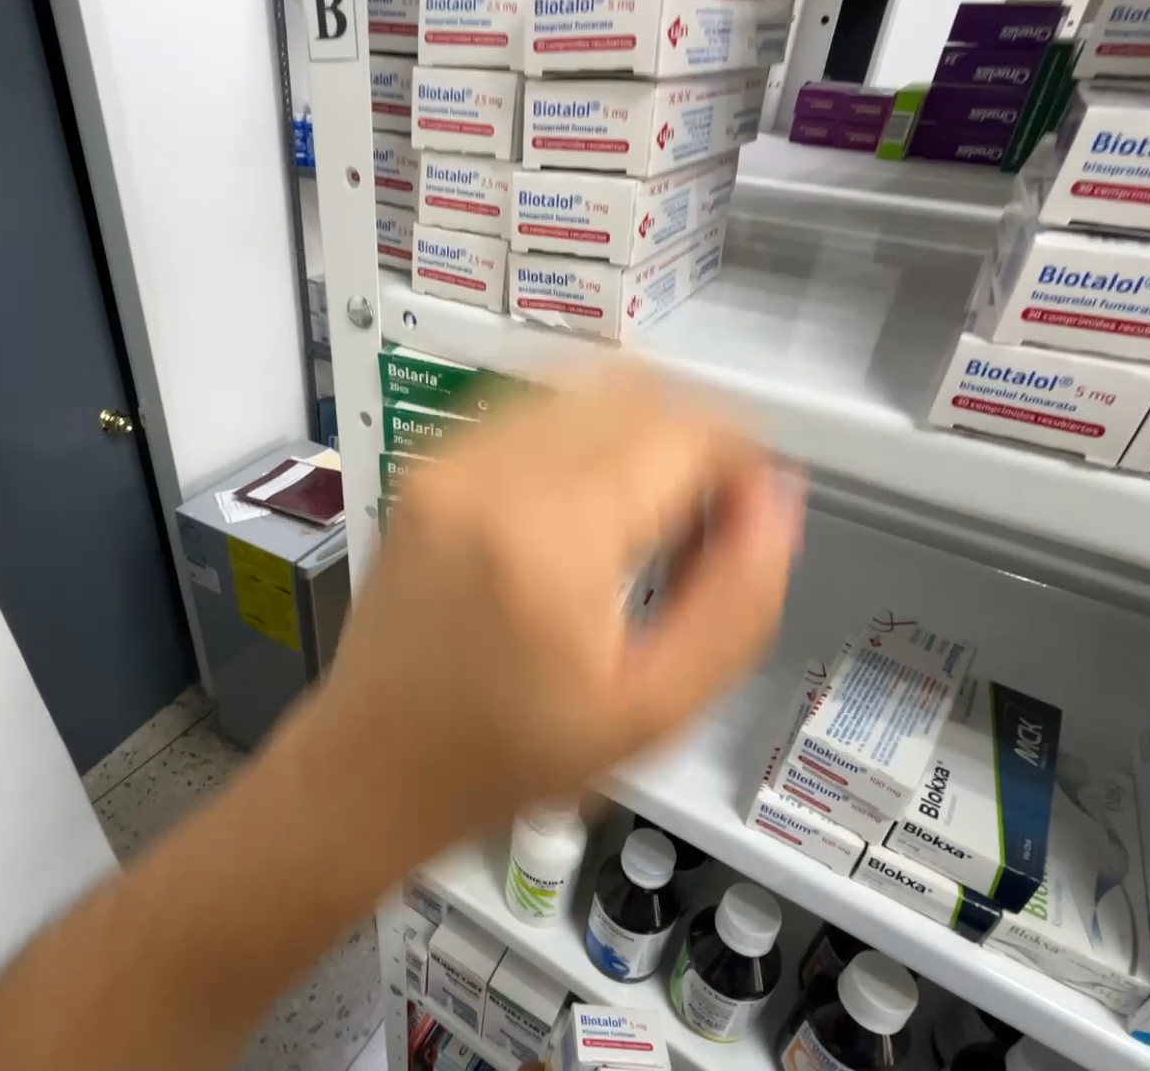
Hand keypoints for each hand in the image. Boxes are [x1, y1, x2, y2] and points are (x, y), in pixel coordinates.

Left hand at [305, 363, 804, 842]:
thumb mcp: (652, 710)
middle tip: (699, 523)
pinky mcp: (424, 468)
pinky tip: (581, 505)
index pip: (686, 433)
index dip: (741, 464)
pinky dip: (577, 437)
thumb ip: (736, 604)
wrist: (375, 760)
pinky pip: (525, 411)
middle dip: (693, 443)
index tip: (742, 522)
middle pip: (637, 393)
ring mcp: (446, 462)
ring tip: (641, 517)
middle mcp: (490, 475)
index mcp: (552, 537)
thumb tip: (774, 505)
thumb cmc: (508, 755)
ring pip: (582, 389)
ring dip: (635, 435)